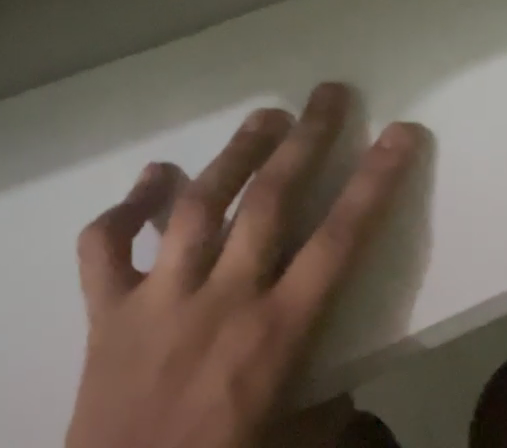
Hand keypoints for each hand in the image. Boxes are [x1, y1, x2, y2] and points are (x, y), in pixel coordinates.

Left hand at [65, 83, 425, 447]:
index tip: (401, 133)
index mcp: (275, 336)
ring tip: (266, 116)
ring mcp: (159, 300)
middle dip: (306, 140)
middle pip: (271, 201)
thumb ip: (328, 413)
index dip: (375, 182)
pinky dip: (124, 207)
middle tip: (330, 93)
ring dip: (235, 153)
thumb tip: (350, 384)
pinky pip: (105, 246)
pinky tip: (150, 179)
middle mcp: (221, 301)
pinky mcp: (106, 313)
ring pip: (197, 205)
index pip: (339, 242)